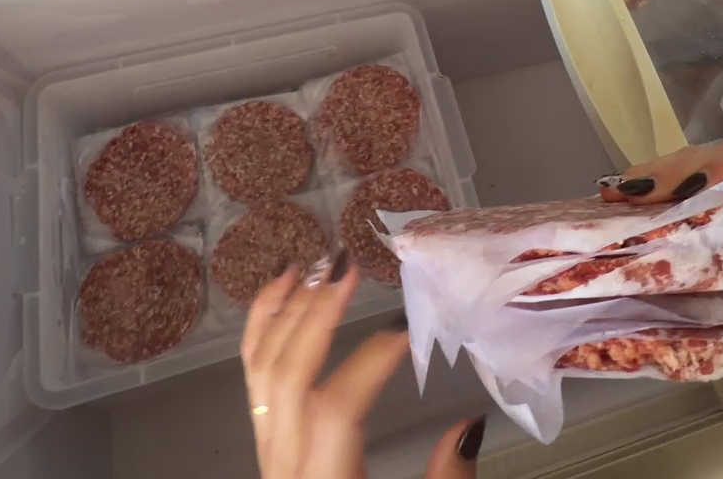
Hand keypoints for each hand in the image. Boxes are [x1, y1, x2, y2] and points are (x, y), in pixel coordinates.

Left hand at [242, 250, 486, 478]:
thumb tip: (468, 424)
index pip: (336, 409)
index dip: (370, 360)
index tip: (406, 325)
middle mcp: (284, 468)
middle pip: (288, 376)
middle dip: (315, 313)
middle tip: (347, 266)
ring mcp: (268, 453)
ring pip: (261, 370)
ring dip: (284, 309)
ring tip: (311, 264)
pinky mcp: (267, 443)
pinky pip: (254, 378)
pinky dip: (263, 327)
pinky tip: (281, 290)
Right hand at [598, 143, 722, 297]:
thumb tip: (702, 285)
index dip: (718, 174)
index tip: (673, 194)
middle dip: (674, 171)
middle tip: (627, 192)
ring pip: (709, 159)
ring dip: (663, 173)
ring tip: (620, 191)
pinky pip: (703, 172)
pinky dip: (667, 179)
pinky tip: (634, 191)